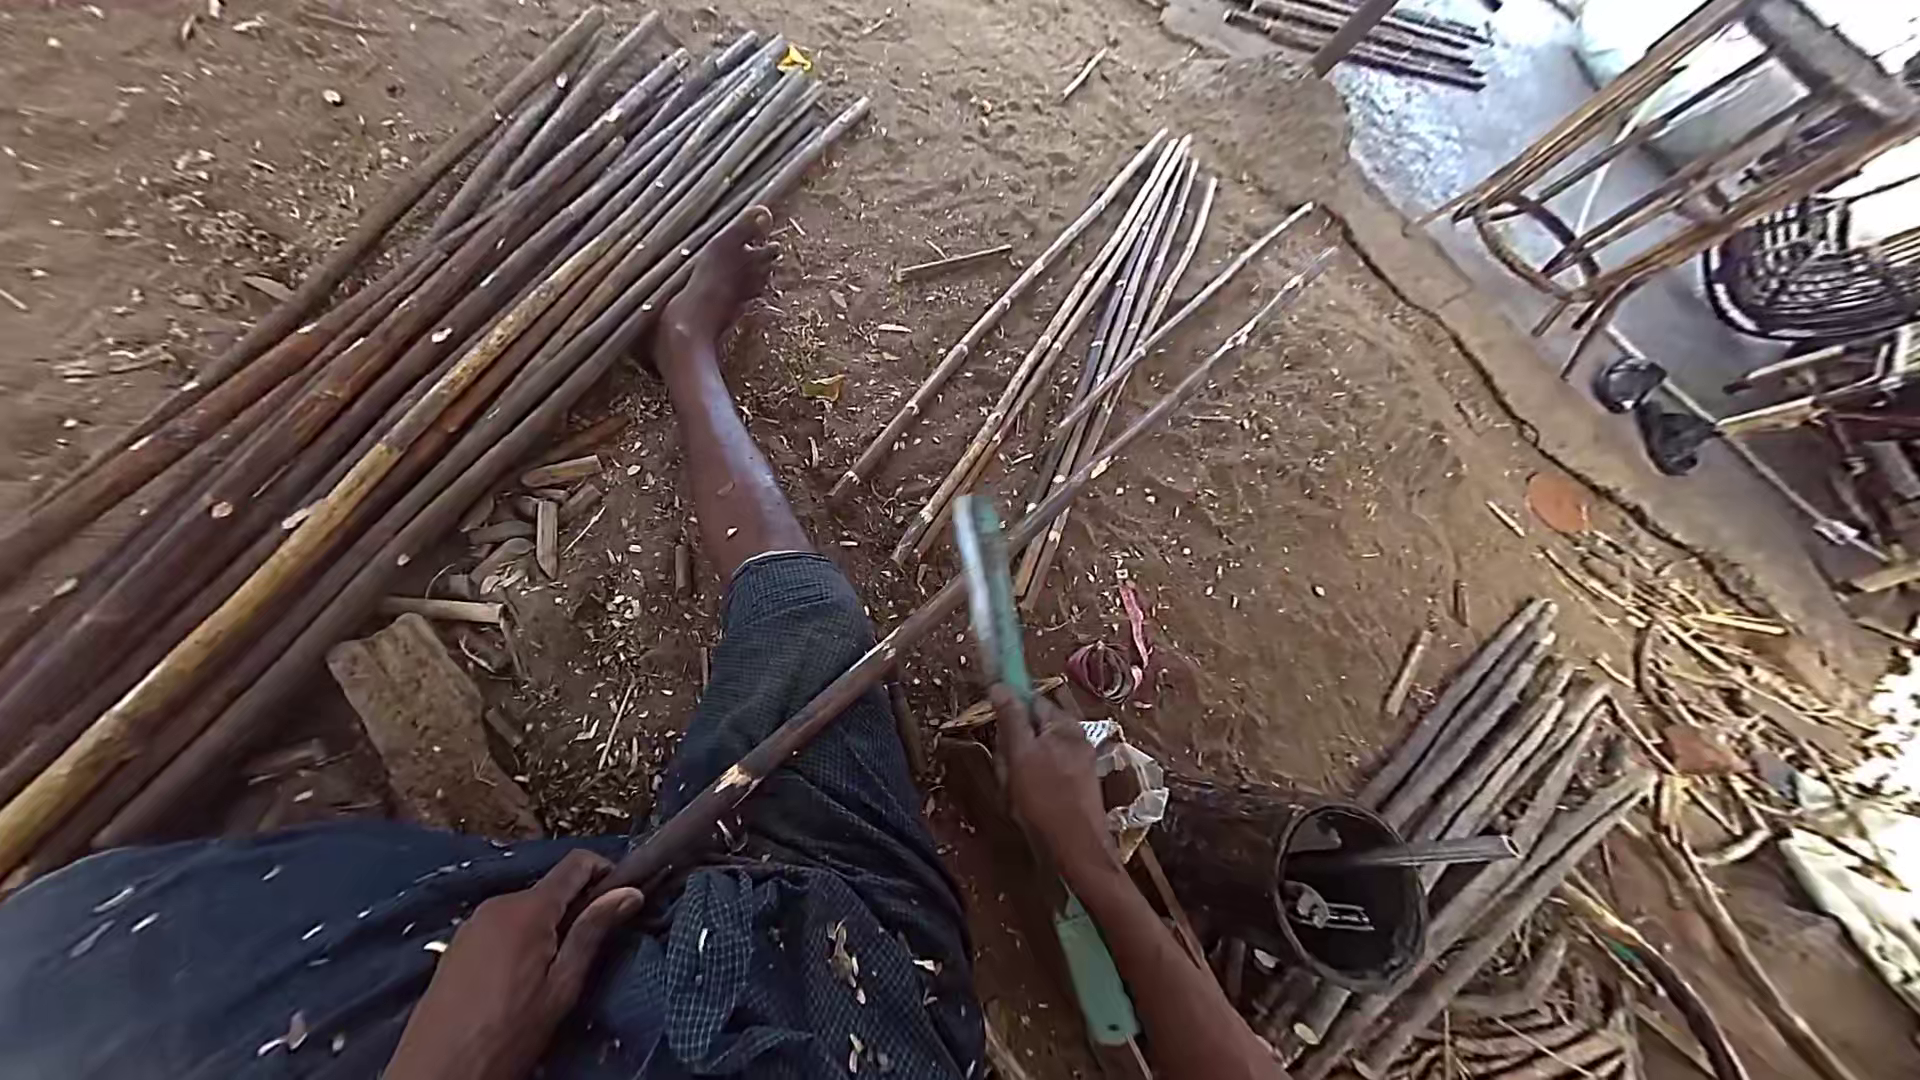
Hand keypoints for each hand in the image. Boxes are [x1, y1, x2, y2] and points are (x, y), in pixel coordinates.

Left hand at [386, 850, 643, 1079]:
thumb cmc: (505, 1036)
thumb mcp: (561, 986)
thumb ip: (593, 930)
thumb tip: (631, 890)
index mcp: (527, 908)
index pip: (578, 862)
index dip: (606, 872)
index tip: (619, 901)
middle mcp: (497, 905)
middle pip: (553, 886)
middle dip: (577, 905)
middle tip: (588, 946)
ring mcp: (471, 926)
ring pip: (529, 907)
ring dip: (549, 923)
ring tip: (552, 968)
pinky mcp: (455, 948)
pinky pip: (503, 925)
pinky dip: (522, 936)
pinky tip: (519, 977)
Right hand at [991, 685, 1119, 881]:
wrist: (1077, 852)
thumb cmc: (1046, 799)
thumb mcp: (1021, 754)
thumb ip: (1011, 718)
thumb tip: (1000, 685)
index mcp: (1065, 725)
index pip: (1032, 700)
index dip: (1010, 710)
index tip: (995, 729)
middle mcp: (1074, 740)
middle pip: (1030, 729)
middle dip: (1012, 747)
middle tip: (1007, 769)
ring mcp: (1076, 765)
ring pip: (1032, 756)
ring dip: (1016, 770)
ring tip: (1014, 792)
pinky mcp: (1073, 789)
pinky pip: (1042, 776)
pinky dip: (1028, 787)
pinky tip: (1024, 806)